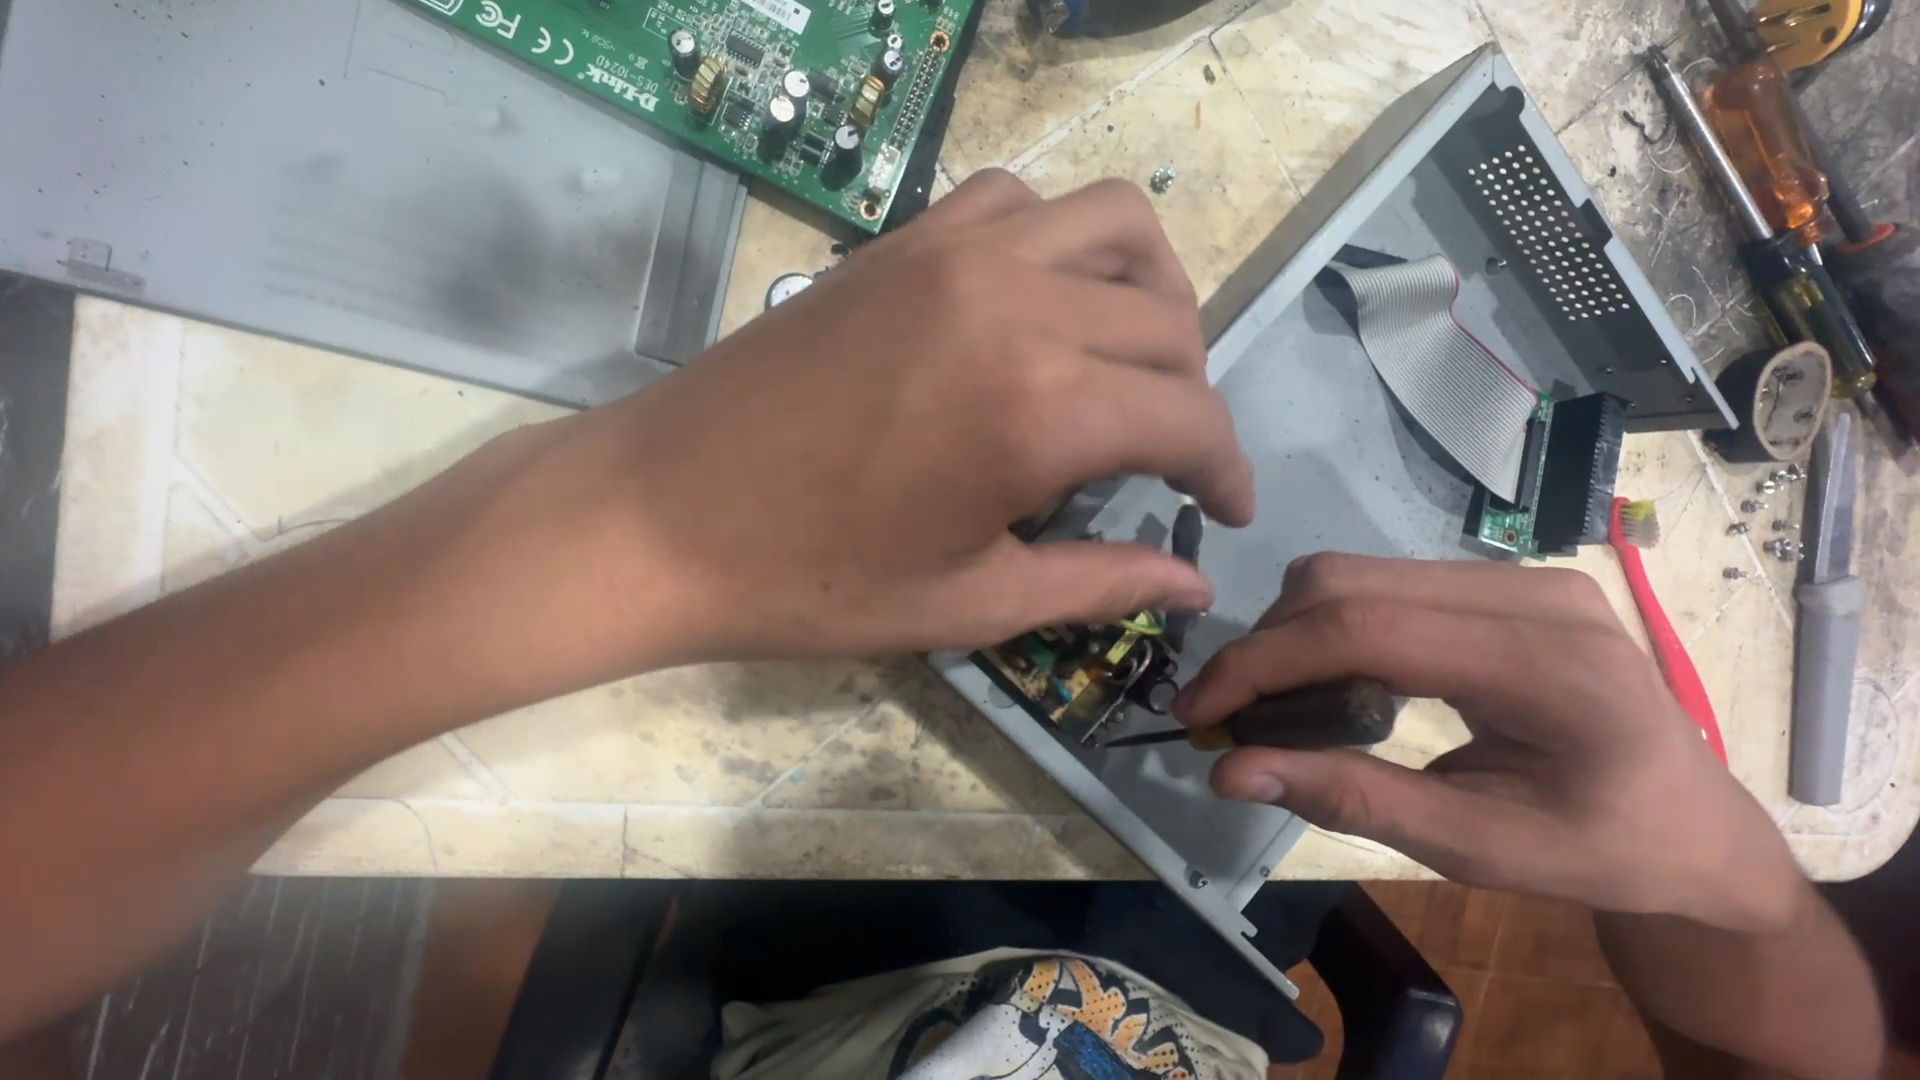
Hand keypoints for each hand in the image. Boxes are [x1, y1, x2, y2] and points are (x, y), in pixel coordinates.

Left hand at [422, 170, 1252, 686]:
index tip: (1225, 509)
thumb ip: (1099, 583)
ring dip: (1150, 294)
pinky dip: (1060, 244)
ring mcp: (953, 252)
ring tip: (1128, 363)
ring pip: (1115, 227)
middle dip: (1191, 396)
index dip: (1225, 470)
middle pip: (1168, 322)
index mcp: (1039, 409)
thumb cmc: (813, 582)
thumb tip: (1195, 586)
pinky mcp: (901, 239)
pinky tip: (1038, 308)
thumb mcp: (971, 603)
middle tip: (1166, 459)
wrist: (658, 516)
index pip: (1190, 417)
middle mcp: (1015, 303)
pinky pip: (1019, 202)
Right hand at [1175, 555, 1804, 933]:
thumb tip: (1228, 771)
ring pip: (1353, 572)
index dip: (1262, 664)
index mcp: (1549, 666)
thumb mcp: (1474, 848)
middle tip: (1228, 712)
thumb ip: (1350, 799)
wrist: (1694, 827)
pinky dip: (1326, 624)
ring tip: (1275, 699)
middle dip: (1265, 646)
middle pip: (1347, 585)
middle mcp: (1533, 595)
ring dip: (1289, 632)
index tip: (1198, 709)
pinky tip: (1327, 676)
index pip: (1365, 631)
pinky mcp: (1499, 580)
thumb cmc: (1598, 852)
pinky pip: (1378, 579)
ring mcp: (1518, 577)